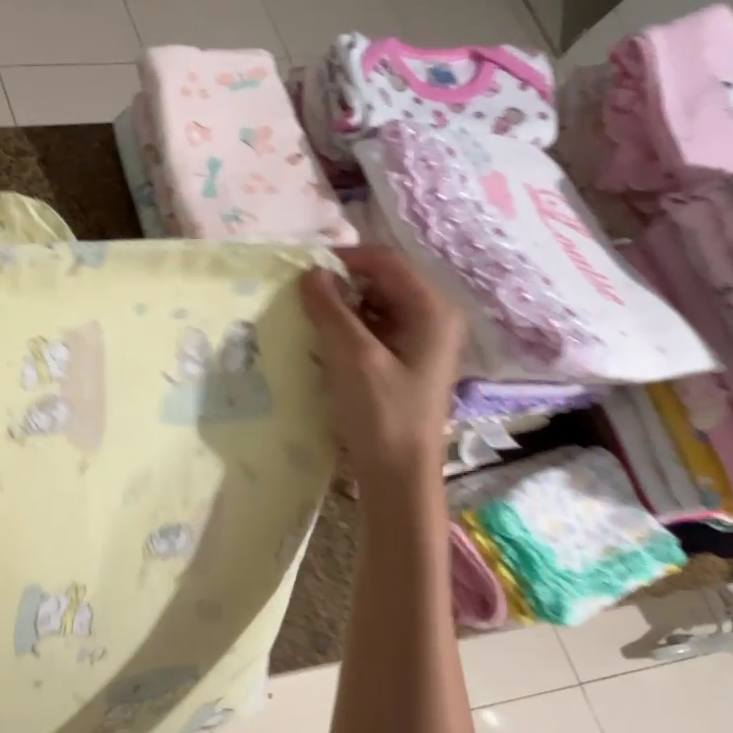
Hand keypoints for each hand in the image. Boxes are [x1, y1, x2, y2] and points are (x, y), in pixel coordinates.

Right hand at [299, 246, 464, 488]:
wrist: (398, 472)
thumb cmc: (382, 415)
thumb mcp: (353, 359)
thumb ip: (331, 313)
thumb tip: (310, 274)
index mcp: (432, 310)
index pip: (386, 263)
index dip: (344, 260)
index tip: (300, 273)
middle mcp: (433, 318)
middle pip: (382, 283)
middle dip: (340, 287)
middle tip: (299, 301)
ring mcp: (420, 341)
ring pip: (375, 308)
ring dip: (340, 311)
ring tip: (306, 324)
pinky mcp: (405, 362)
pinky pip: (374, 332)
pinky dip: (347, 333)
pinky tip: (322, 348)